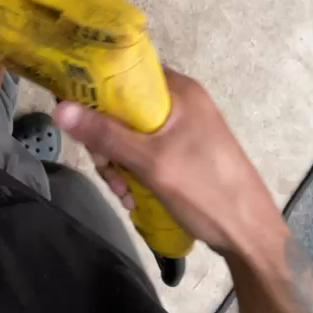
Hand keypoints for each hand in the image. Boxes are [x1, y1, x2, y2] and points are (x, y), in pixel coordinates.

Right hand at [52, 67, 286, 261]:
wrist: (254, 241)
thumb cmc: (207, 192)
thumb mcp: (151, 163)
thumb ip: (105, 134)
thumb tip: (59, 107)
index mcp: (179, 90)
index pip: (125, 71)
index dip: (95, 88)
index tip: (76, 115)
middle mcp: (181, 100)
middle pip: (123, 106)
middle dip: (107, 140)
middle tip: (106, 169)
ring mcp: (185, 126)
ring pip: (131, 131)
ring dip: (118, 161)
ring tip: (123, 192)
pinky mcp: (185, 150)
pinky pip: (145, 148)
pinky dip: (134, 169)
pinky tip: (134, 196)